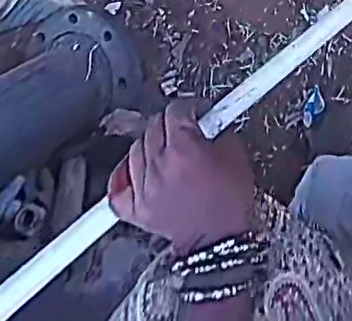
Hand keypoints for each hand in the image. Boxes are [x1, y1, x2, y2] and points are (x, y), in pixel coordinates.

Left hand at [108, 100, 255, 251]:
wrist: (220, 244)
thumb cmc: (228, 203)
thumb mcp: (234, 154)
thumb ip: (219, 128)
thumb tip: (210, 116)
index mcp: (183, 149)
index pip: (175, 110)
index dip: (189, 107)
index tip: (198, 113)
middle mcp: (159, 166)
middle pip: (153, 125)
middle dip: (170, 123)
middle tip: (184, 129)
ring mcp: (144, 188)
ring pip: (135, 148)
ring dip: (150, 144)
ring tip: (165, 148)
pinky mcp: (137, 209)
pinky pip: (117, 187)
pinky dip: (123, 175)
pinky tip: (133, 169)